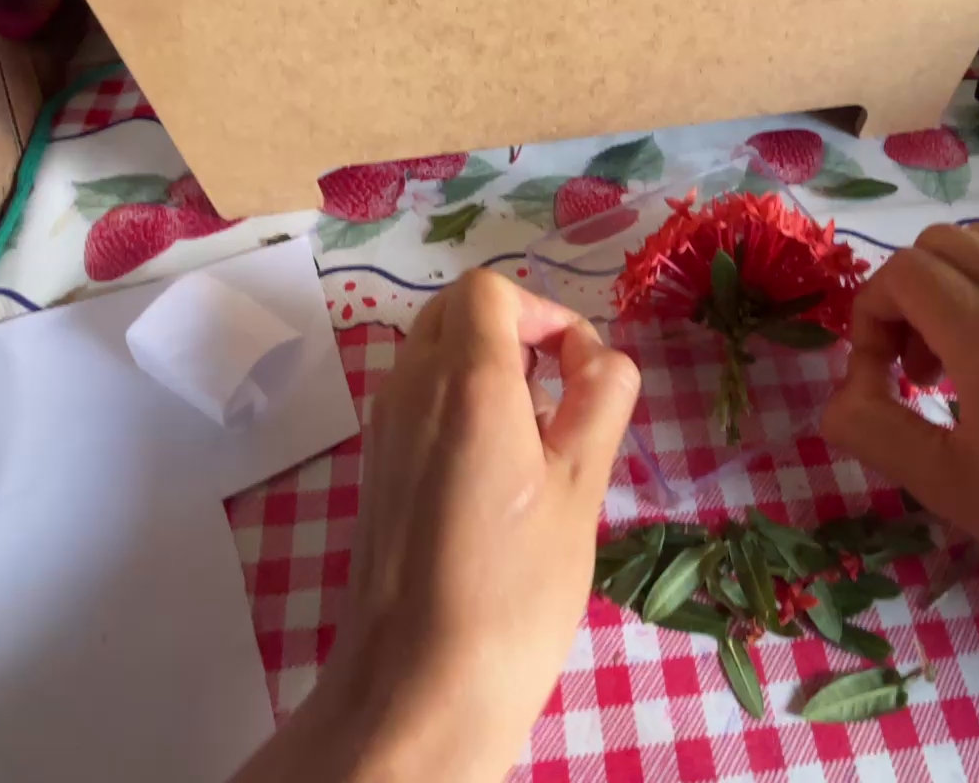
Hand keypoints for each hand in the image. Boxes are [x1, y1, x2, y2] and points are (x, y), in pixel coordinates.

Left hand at [232, 271, 639, 782]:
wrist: (416, 687)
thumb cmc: (515, 588)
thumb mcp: (581, 486)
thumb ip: (601, 399)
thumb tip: (600, 356)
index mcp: (467, 383)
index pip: (488, 290)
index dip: (542, 310)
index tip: (576, 366)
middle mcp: (411, 388)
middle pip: (458, 309)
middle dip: (516, 329)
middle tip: (558, 391)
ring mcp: (384, 424)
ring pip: (435, 348)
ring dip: (489, 360)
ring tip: (533, 432)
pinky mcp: (376, 461)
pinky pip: (419, 391)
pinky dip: (460, 394)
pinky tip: (494, 464)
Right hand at [822, 226, 978, 780]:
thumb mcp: (950, 490)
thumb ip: (870, 426)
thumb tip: (842, 391)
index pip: (903, 273)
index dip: (870, 312)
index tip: (880, 371)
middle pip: (944, 242)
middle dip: (907, 292)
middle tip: (916, 363)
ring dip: (959, 288)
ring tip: (971, 360)